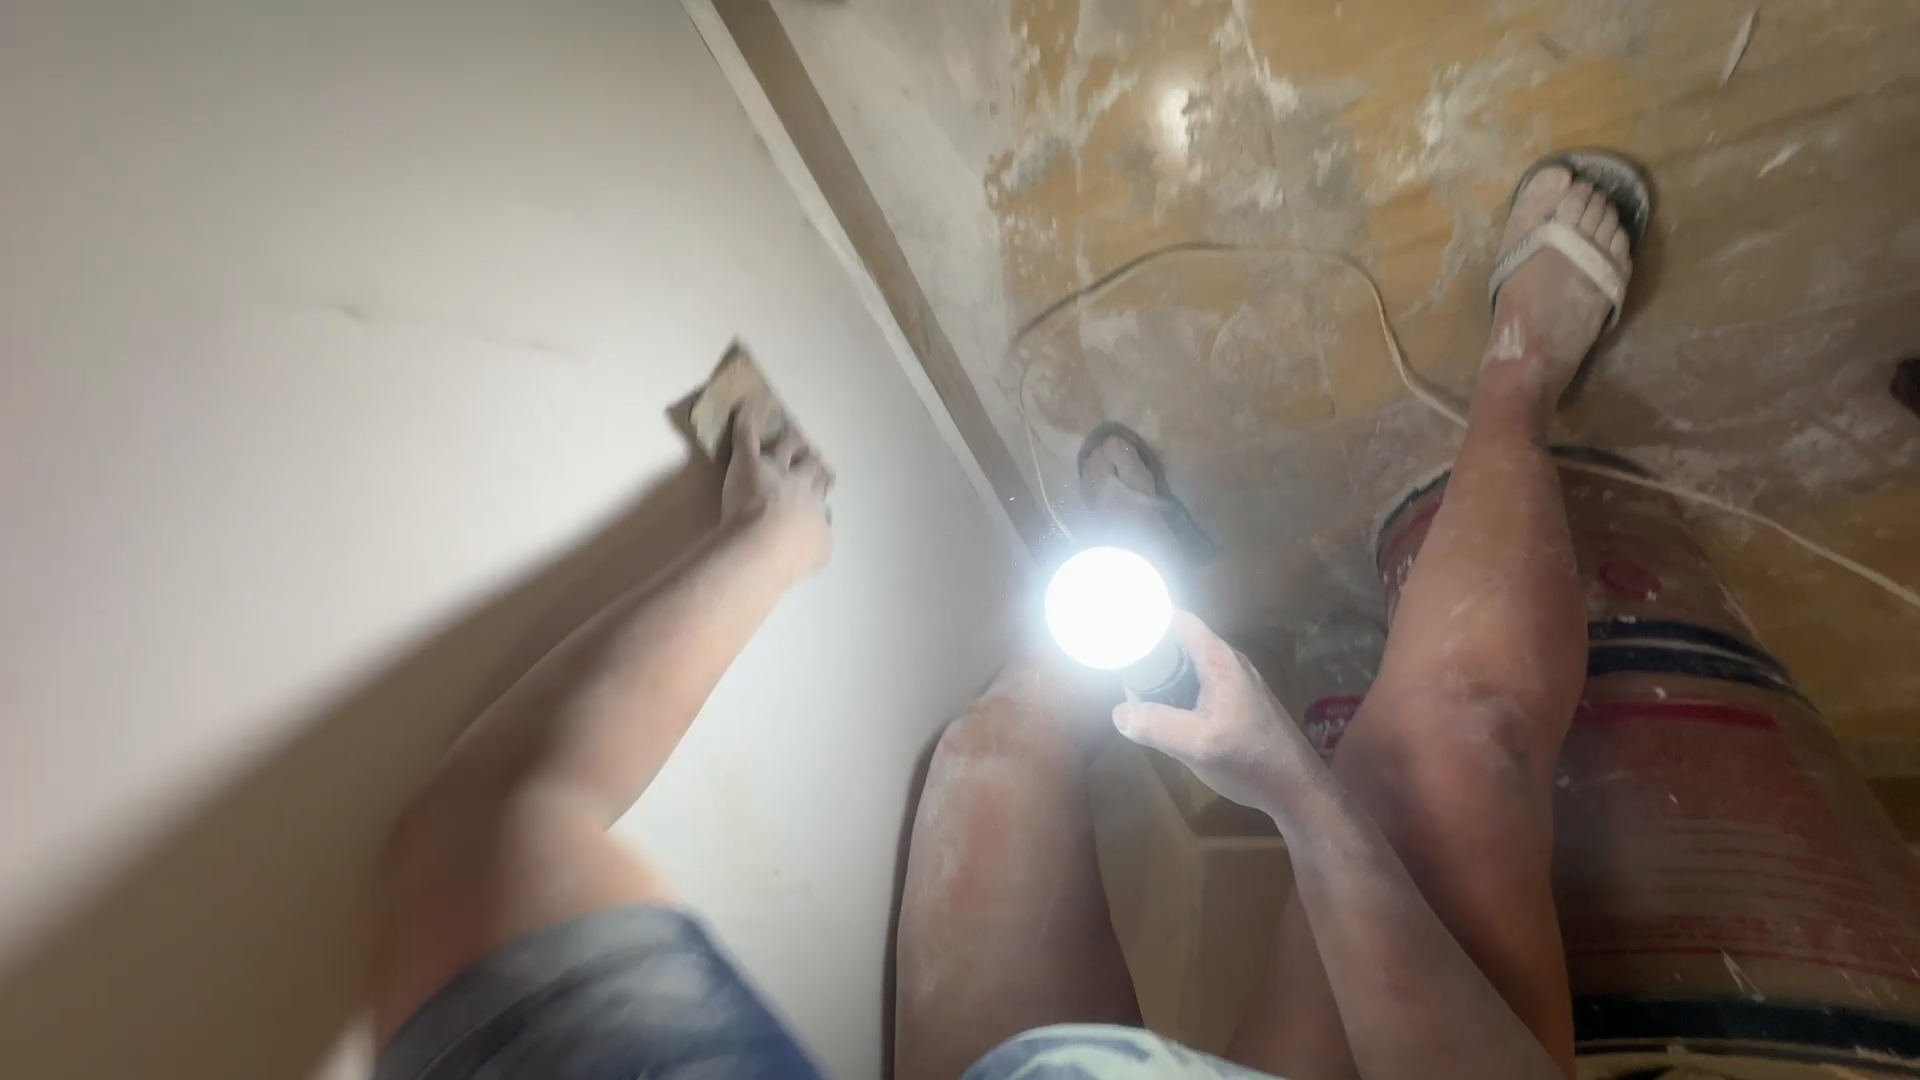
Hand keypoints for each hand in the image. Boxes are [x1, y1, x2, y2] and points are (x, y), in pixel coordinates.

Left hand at [721, 408, 832, 575]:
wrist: (770, 541)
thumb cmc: (793, 554)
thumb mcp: (818, 554)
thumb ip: (819, 543)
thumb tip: (820, 537)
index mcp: (817, 511)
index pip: (821, 499)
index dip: (820, 494)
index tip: (819, 494)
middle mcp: (803, 488)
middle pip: (812, 471)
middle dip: (813, 465)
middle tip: (813, 460)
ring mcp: (776, 471)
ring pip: (786, 450)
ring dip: (790, 443)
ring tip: (793, 437)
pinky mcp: (749, 461)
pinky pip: (748, 437)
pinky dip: (747, 421)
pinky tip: (747, 408)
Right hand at [1112, 612, 1316, 810]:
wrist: (1296, 791)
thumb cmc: (1251, 761)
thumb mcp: (1198, 746)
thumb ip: (1157, 726)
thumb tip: (1118, 712)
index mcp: (1219, 660)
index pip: (1178, 619)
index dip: (1148, 615)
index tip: (1120, 621)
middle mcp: (1227, 662)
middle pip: (1179, 639)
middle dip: (1147, 644)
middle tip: (1117, 657)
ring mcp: (1232, 682)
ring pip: (1186, 662)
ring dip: (1159, 668)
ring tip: (1129, 680)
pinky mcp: (1234, 701)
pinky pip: (1195, 681)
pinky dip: (1173, 685)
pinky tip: (1159, 707)